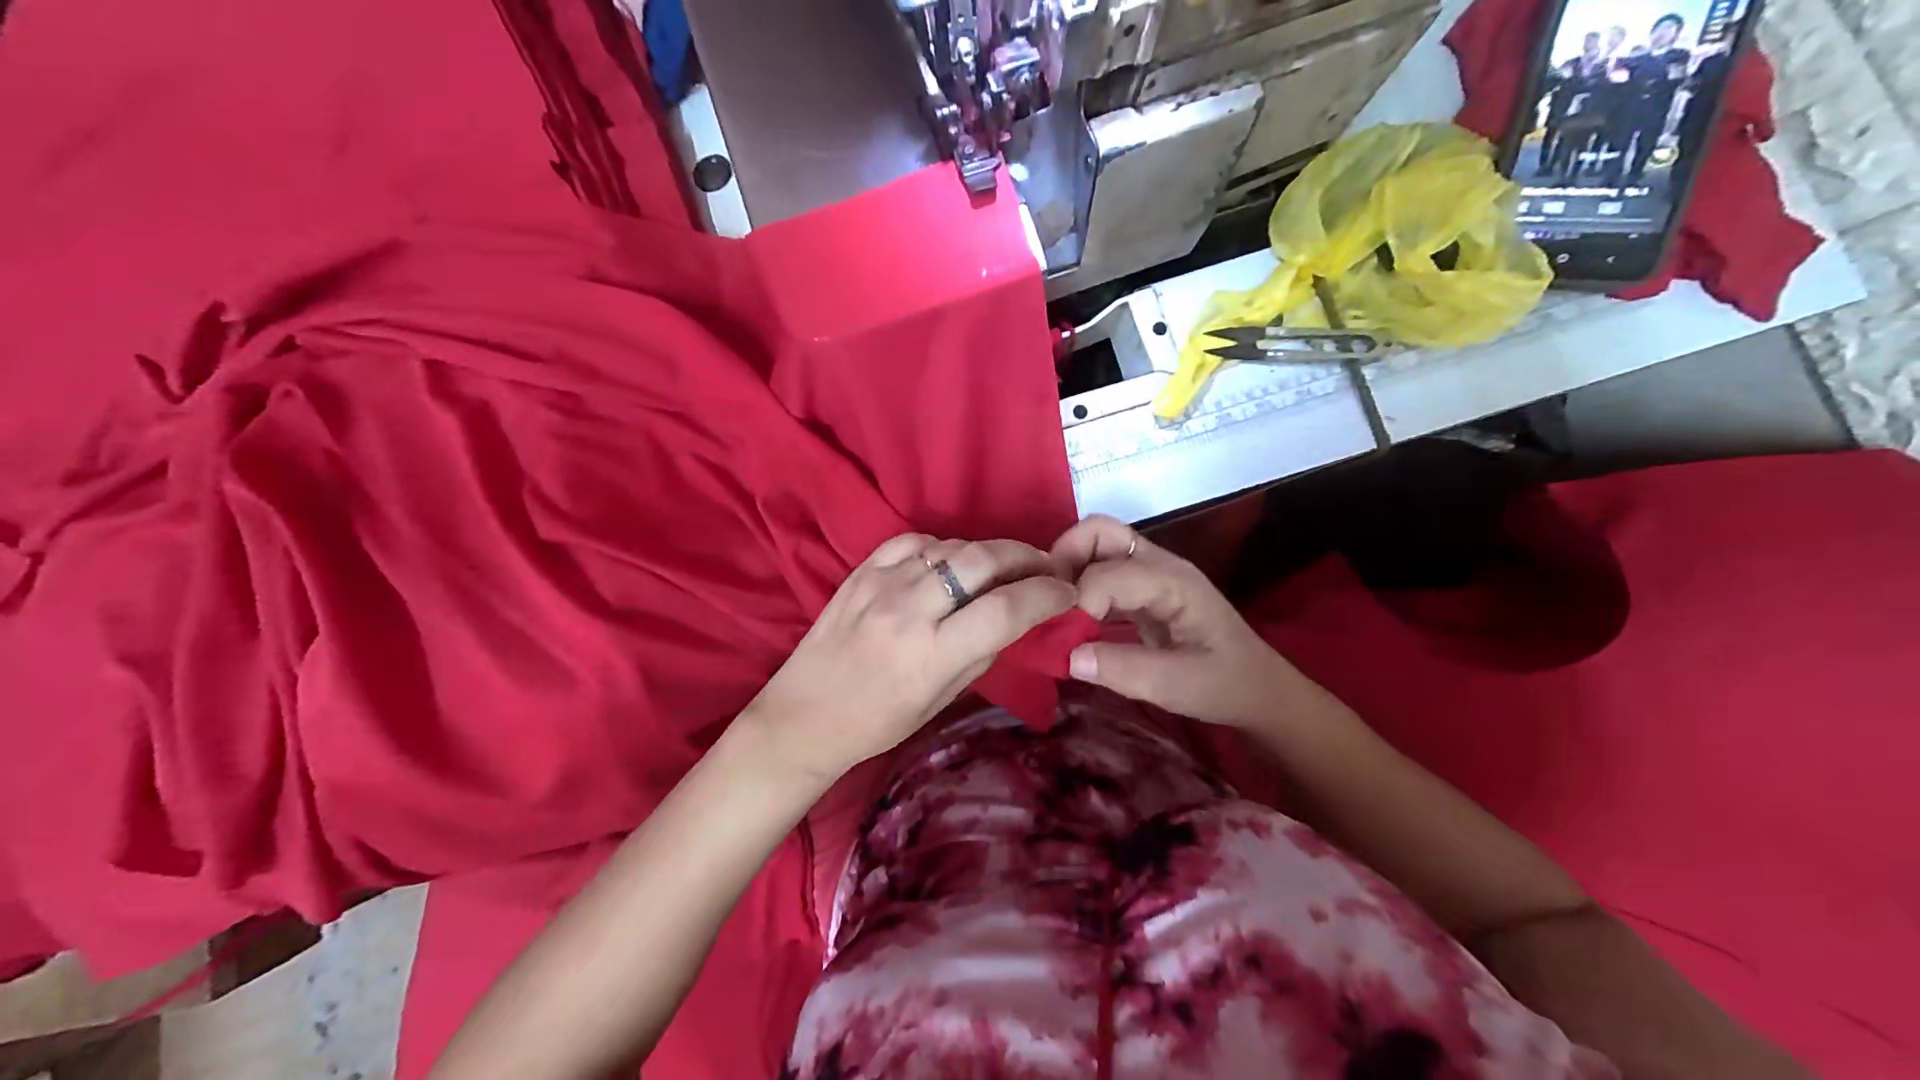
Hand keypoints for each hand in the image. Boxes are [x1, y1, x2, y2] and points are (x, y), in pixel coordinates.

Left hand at [742, 533, 1074, 782]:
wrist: (804, 715)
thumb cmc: (877, 723)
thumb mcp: (940, 702)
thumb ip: (982, 655)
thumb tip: (1017, 619)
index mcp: (931, 655)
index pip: (1006, 610)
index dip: (1047, 595)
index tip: (1067, 593)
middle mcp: (908, 611)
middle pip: (983, 561)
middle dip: (1026, 558)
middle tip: (1044, 568)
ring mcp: (881, 585)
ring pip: (952, 547)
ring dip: (988, 553)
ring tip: (1002, 568)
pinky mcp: (860, 572)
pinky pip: (913, 542)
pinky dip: (942, 549)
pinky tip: (950, 563)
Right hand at [1052, 515, 1301, 728]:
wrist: (1260, 691)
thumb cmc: (1225, 686)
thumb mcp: (1178, 687)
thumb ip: (1122, 670)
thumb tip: (1067, 655)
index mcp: (1173, 582)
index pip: (1107, 574)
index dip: (1079, 603)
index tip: (1066, 639)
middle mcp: (1159, 565)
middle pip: (1100, 531)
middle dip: (1066, 557)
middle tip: (1049, 601)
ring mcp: (1151, 574)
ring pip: (1098, 544)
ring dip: (1069, 568)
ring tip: (1054, 609)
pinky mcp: (1143, 589)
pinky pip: (1102, 569)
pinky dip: (1078, 583)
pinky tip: (1070, 617)